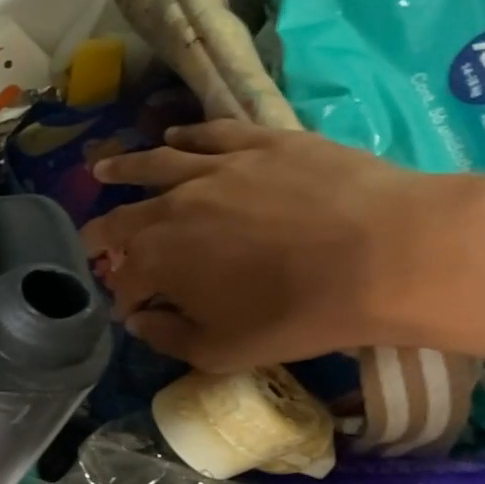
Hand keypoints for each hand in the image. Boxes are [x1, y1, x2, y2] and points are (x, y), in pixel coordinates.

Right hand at [81, 121, 455, 370]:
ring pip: (154, 164)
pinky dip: (184, 136)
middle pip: (121, 219)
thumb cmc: (301, 312)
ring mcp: (215, 169)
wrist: (392, 255)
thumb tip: (140, 321)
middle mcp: (171, 208)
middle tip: (92, 242)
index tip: (133, 311)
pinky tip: (173, 137)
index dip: (123, 299)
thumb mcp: (225, 350)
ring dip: (123, 169)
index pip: (123, 280)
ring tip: (105, 168)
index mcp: (156, 260)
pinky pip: (210, 133)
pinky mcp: (262, 143)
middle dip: (100, 235)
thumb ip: (169, 338)